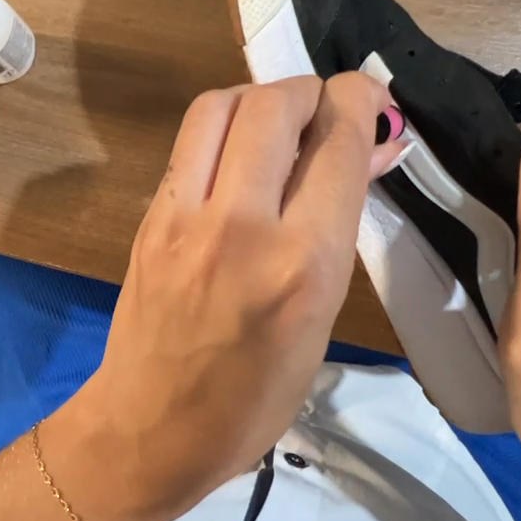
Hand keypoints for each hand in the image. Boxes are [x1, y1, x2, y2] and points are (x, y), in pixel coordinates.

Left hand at [42, 74, 404, 520]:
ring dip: (260, 98)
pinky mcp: (150, 216)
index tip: (369, 107)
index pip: (338, 142)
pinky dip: (222, 126)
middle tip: (325, 116)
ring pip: (222, 104)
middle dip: (312, 93)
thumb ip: (342, 226)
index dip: (360, 105)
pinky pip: (190, 141)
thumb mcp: (321, 317)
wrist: (152, 427)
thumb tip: (371, 150)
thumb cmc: (254, 397)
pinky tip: (239, 153)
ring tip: (279, 125)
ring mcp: (185, 217)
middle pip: (276, 104)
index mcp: (303, 263)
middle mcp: (242, 226)